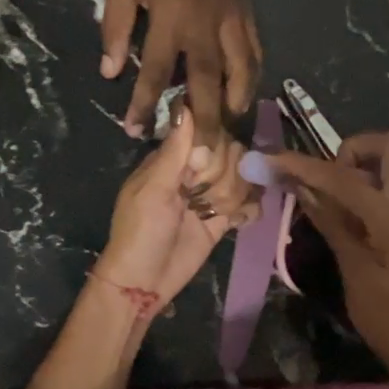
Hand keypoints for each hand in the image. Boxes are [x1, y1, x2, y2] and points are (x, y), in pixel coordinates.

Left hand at [95, 110, 258, 322]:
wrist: (144, 283)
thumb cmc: (140, 232)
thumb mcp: (153, 189)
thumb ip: (175, 150)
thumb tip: (185, 105)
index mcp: (171, 158)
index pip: (207, 132)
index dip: (212, 147)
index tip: (200, 169)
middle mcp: (192, 171)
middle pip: (230, 153)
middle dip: (223, 176)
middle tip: (201, 199)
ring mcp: (208, 195)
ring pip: (242, 176)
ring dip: (233, 195)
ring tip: (215, 214)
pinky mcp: (221, 219)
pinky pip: (248, 201)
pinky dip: (248, 209)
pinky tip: (236, 221)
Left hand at [100, 0, 260, 144]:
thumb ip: (115, 25)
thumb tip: (110, 70)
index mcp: (170, 18)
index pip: (154, 72)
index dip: (143, 105)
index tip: (134, 131)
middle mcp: (205, 28)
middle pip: (206, 87)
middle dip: (203, 126)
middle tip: (201, 161)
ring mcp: (233, 24)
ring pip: (239, 77)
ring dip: (233, 110)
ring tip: (227, 136)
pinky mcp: (249, 17)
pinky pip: (254, 58)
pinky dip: (250, 82)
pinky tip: (243, 97)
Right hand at [268, 131, 388, 375]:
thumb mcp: (354, 269)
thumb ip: (331, 222)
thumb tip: (302, 187)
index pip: (343, 176)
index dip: (305, 165)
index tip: (272, 159)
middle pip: (387, 147)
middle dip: (349, 150)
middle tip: (322, 179)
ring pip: (386, 166)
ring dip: (352, 169)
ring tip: (320, 197)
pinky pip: (384, 189)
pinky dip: (359, 189)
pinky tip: (334, 214)